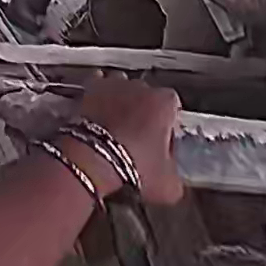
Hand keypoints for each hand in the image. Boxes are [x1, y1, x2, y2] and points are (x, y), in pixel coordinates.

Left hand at [82, 76, 184, 205]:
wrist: (95, 157)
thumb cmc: (136, 167)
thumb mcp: (170, 183)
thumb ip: (175, 168)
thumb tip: (171, 167)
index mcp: (162, 103)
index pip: (172, 102)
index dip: (170, 118)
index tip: (166, 134)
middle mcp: (138, 87)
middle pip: (146, 92)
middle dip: (146, 107)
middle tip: (142, 131)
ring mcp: (111, 83)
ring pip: (122, 84)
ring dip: (123, 98)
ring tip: (120, 120)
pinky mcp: (89, 86)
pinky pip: (99, 82)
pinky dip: (101, 92)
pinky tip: (101, 106)